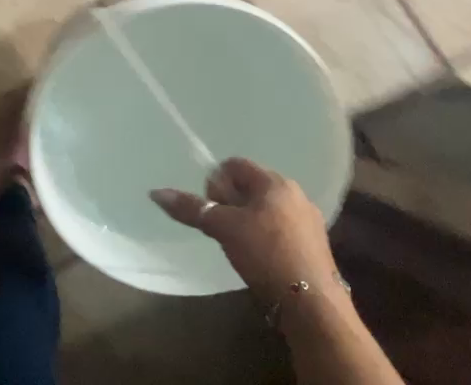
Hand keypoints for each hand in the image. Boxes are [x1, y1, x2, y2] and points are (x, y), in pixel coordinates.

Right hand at [151, 157, 337, 302]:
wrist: (312, 305)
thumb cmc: (266, 254)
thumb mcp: (223, 228)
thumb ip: (191, 208)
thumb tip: (155, 193)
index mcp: (275, 182)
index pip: (234, 165)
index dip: (216, 183)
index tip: (213, 209)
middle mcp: (295, 194)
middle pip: (250, 186)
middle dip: (231, 202)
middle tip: (223, 228)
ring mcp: (309, 220)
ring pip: (265, 209)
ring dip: (247, 220)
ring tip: (240, 245)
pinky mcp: (315, 245)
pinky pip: (281, 228)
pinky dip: (266, 236)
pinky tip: (261, 258)